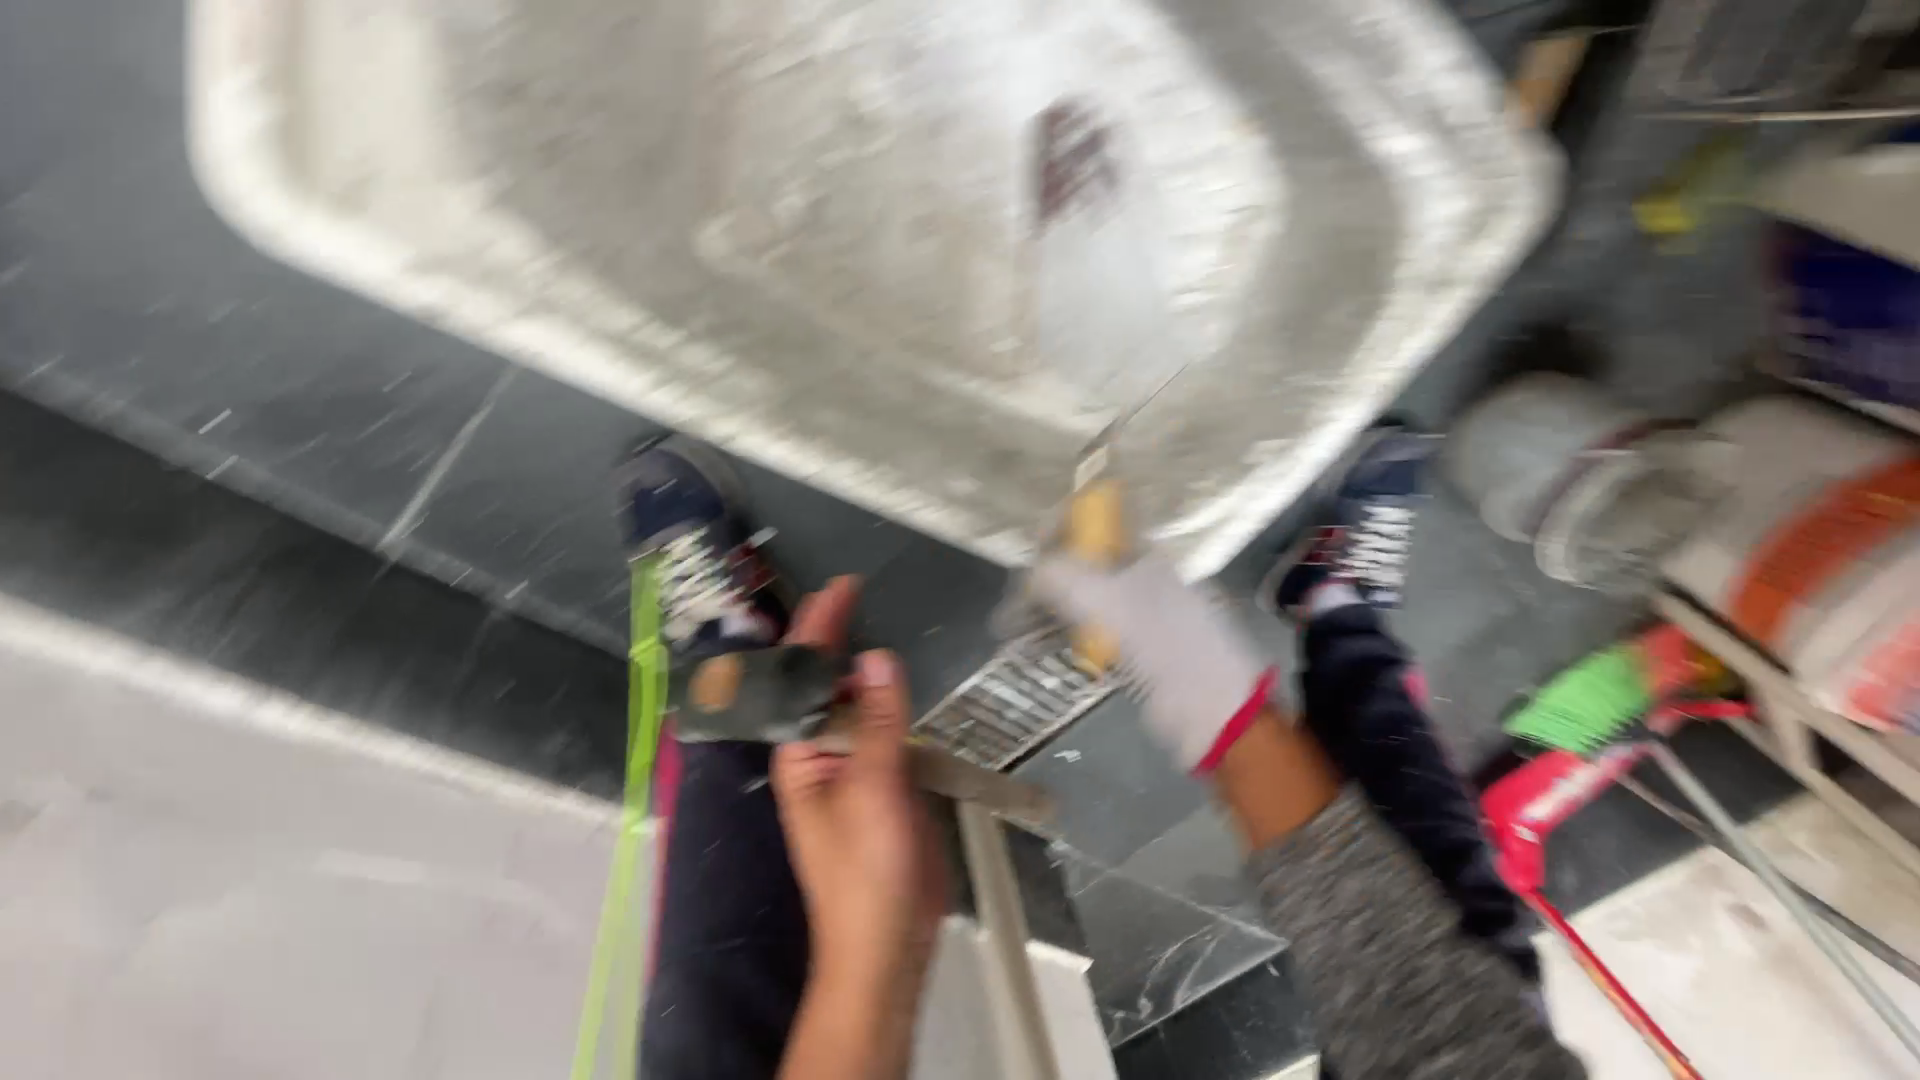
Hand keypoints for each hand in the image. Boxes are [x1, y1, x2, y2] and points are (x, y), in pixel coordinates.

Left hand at [770, 577, 947, 1000]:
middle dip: (830, 638)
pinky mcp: (882, 782)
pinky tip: (900, 682)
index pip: (803, 678)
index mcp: (800, 754)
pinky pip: (882, 728)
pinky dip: (889, 699)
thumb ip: (877, 724)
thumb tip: (875, 658)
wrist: (887, 943)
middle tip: (859, 592)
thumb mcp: (874, 791)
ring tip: (874, 621)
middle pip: (820, 686)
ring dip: (859, 665)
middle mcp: (819, 753)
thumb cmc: (867, 873)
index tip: (844, 587)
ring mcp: (851, 767)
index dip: (819, 628)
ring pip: (852, 705)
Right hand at [1029, 553, 1275, 771]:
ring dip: (1042, 611)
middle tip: (1012, 601)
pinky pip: (1084, 634)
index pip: (1094, 523)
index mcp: (1141, 554)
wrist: (1210, 706)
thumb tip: (1030, 572)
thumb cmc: (1163, 642)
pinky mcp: (1128, 651)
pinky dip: (1056, 637)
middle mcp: (1136, 578)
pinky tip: (1029, 649)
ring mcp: (1133, 615)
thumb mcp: (1106, 599)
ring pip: (1078, 602)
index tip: (1029, 550)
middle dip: (1041, 579)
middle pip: (1079, 564)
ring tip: (1008, 630)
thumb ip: (1061, 577)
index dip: (1059, 529)